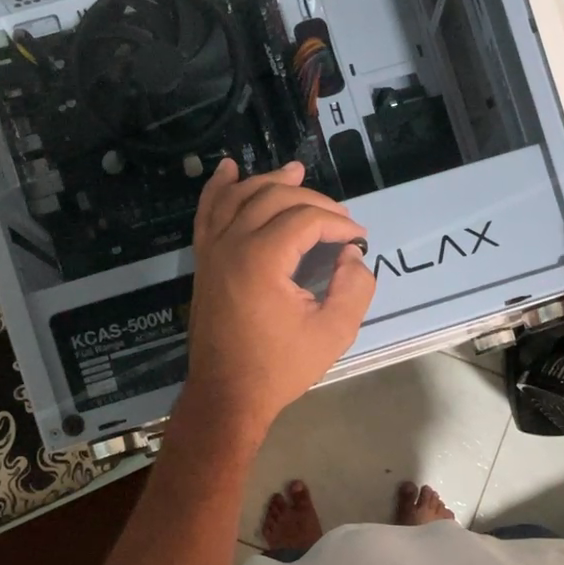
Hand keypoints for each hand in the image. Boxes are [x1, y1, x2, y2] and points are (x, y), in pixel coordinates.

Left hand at [177, 159, 373, 438]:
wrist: (226, 394)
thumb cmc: (279, 368)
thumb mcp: (333, 333)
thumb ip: (354, 288)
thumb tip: (350, 255)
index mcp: (262, 259)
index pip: (306, 218)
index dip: (339, 222)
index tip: (360, 239)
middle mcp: (232, 243)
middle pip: (274, 198)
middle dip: (313, 200)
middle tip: (340, 218)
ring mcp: (212, 250)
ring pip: (239, 196)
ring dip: (269, 181)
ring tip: (295, 172)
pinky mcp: (204, 261)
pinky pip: (208, 212)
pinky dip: (219, 188)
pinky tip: (229, 170)